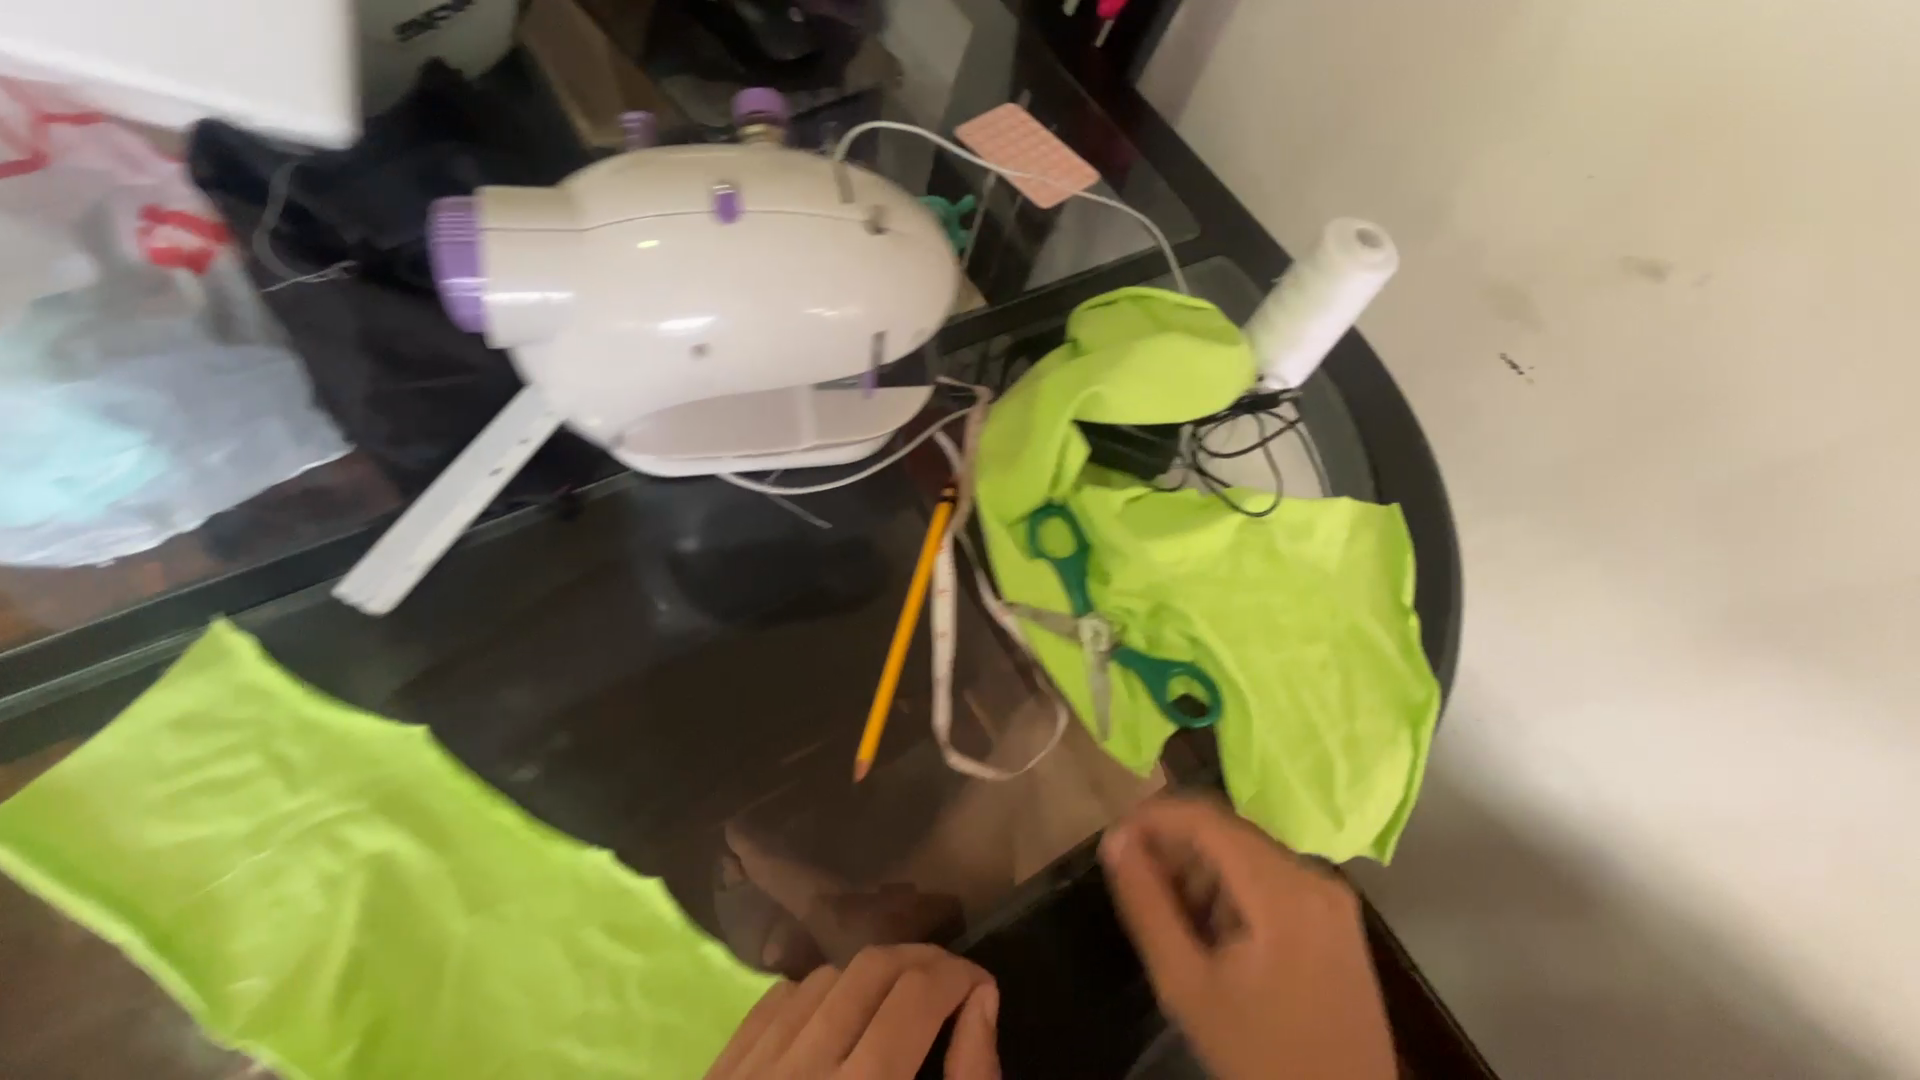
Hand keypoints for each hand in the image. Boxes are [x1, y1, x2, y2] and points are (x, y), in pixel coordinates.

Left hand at [704, 944, 1000, 1079]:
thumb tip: (984, 999)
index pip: (918, 993)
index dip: (962, 975)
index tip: (983, 987)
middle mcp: (802, 1066)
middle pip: (872, 969)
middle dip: (923, 963)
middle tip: (952, 985)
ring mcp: (752, 1066)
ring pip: (823, 977)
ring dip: (871, 979)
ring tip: (897, 1006)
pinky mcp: (723, 1071)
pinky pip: (775, 1001)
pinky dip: (816, 995)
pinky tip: (835, 1019)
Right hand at [1100, 795, 1395, 1079]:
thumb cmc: (1259, 1053)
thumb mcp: (1186, 984)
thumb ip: (1147, 905)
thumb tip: (1115, 840)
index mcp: (1283, 889)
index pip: (1205, 818)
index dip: (1152, 817)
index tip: (1114, 840)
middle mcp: (1315, 875)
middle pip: (1228, 833)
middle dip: (1175, 848)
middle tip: (1136, 883)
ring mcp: (1331, 895)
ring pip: (1247, 853)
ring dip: (1201, 870)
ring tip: (1172, 916)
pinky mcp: (1336, 915)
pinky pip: (1271, 877)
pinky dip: (1232, 888)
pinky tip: (1212, 929)